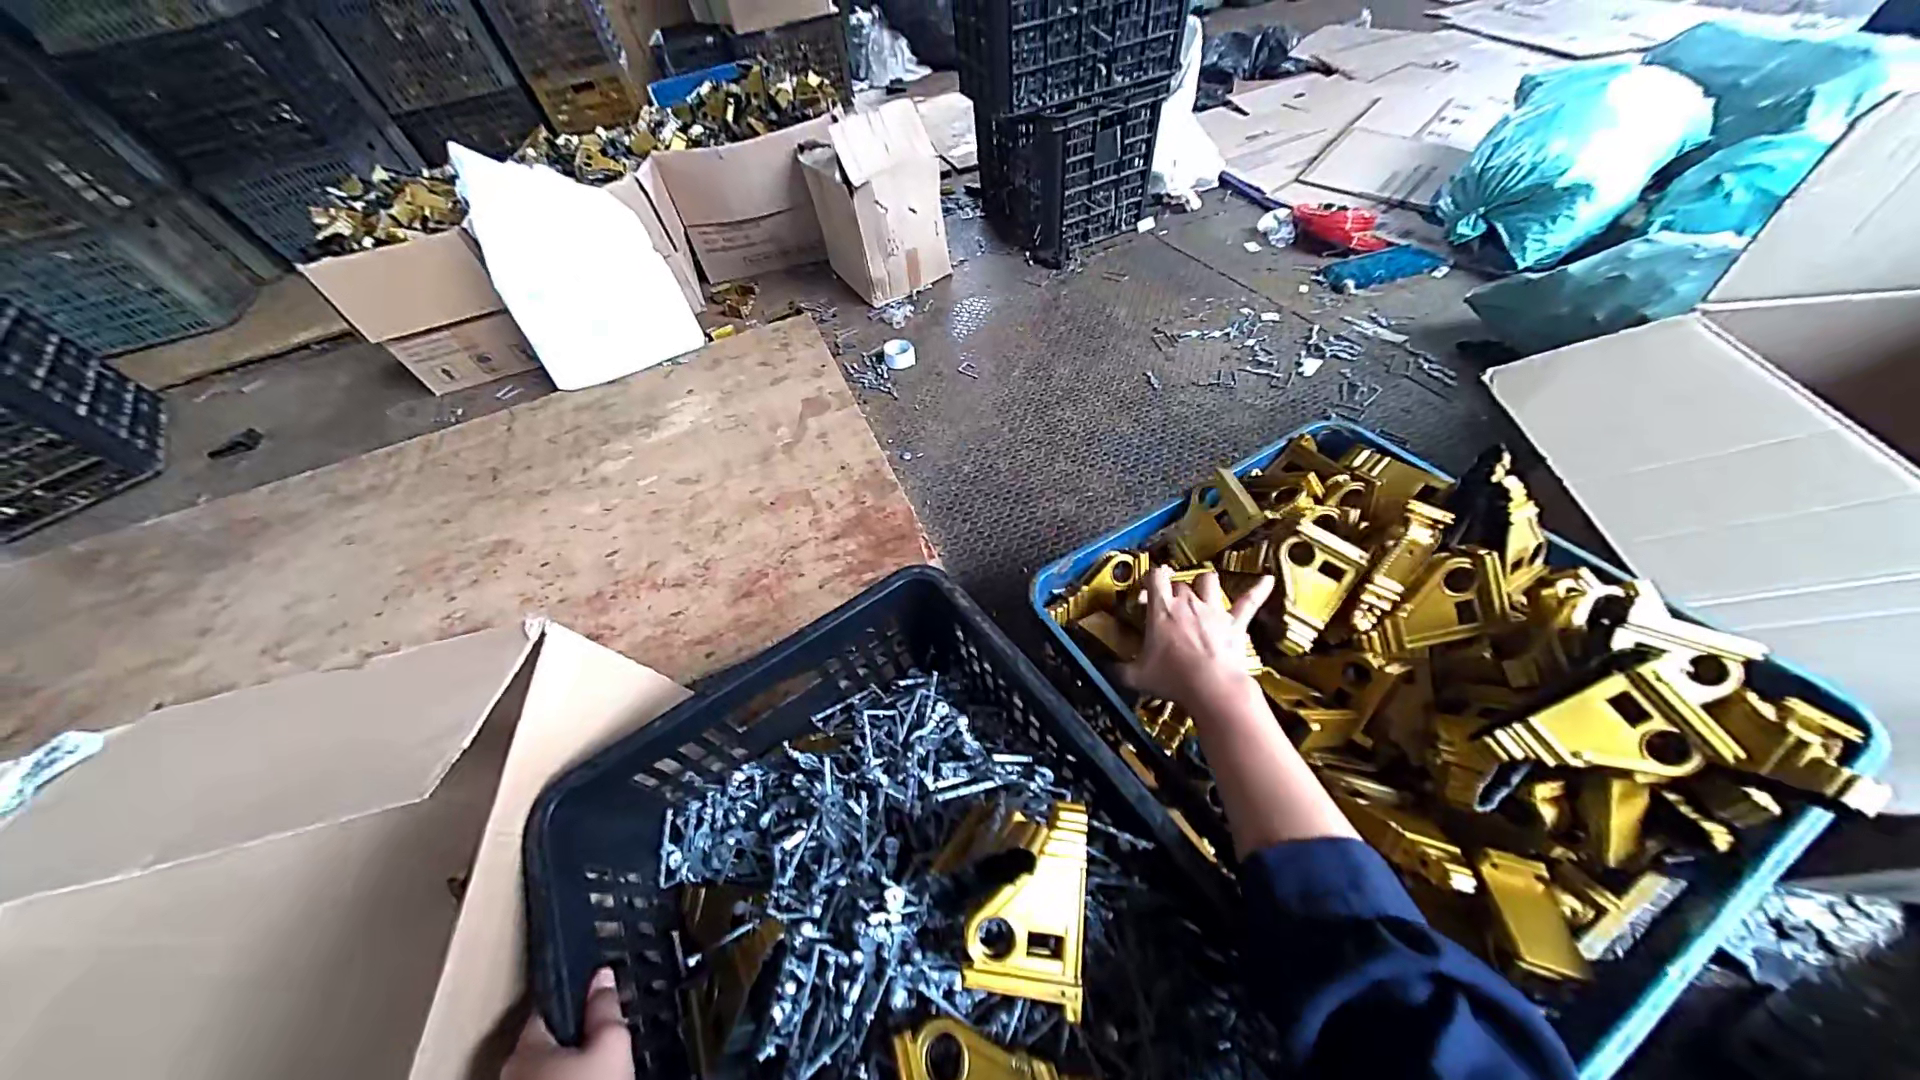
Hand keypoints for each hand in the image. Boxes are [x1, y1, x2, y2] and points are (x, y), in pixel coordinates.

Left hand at [503, 969, 633, 1079]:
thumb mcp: (611, 1043)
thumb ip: (605, 1007)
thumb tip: (601, 974)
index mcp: (524, 1047)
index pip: (551, 1006)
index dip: (578, 994)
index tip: (600, 990)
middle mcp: (510, 1070)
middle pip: (550, 1037)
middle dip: (576, 1030)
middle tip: (607, 1027)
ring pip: (549, 1065)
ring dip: (572, 1058)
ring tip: (602, 1057)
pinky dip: (569, 1076)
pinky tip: (591, 1076)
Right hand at [1120, 566, 1274, 710]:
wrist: (1212, 688)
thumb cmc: (1173, 679)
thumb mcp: (1136, 676)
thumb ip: (1117, 670)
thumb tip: (1103, 668)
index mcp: (1161, 609)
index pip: (1155, 577)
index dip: (1150, 578)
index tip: (1147, 589)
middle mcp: (1187, 603)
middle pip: (1180, 583)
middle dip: (1172, 589)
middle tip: (1167, 603)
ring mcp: (1213, 611)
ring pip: (1208, 582)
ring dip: (1203, 583)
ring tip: (1200, 587)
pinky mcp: (1234, 624)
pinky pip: (1249, 602)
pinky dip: (1258, 589)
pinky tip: (1268, 580)